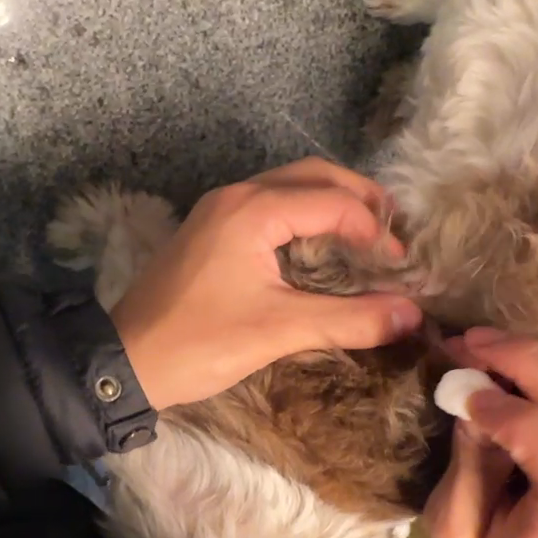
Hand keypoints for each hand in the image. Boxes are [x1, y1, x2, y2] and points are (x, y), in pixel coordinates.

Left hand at [110, 158, 423, 409]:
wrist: (125, 360)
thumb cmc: (200, 342)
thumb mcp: (278, 330)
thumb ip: (349, 319)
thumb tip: (411, 315)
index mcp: (253, 210)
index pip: (333, 202)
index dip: (374, 230)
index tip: (400, 266)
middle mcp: (235, 197)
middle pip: (312, 176)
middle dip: (357, 197)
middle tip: (392, 230)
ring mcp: (217, 212)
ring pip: (286, 188)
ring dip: (328, 203)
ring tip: (364, 235)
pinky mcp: (207, 233)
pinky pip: (265, 208)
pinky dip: (300, 217)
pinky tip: (317, 248)